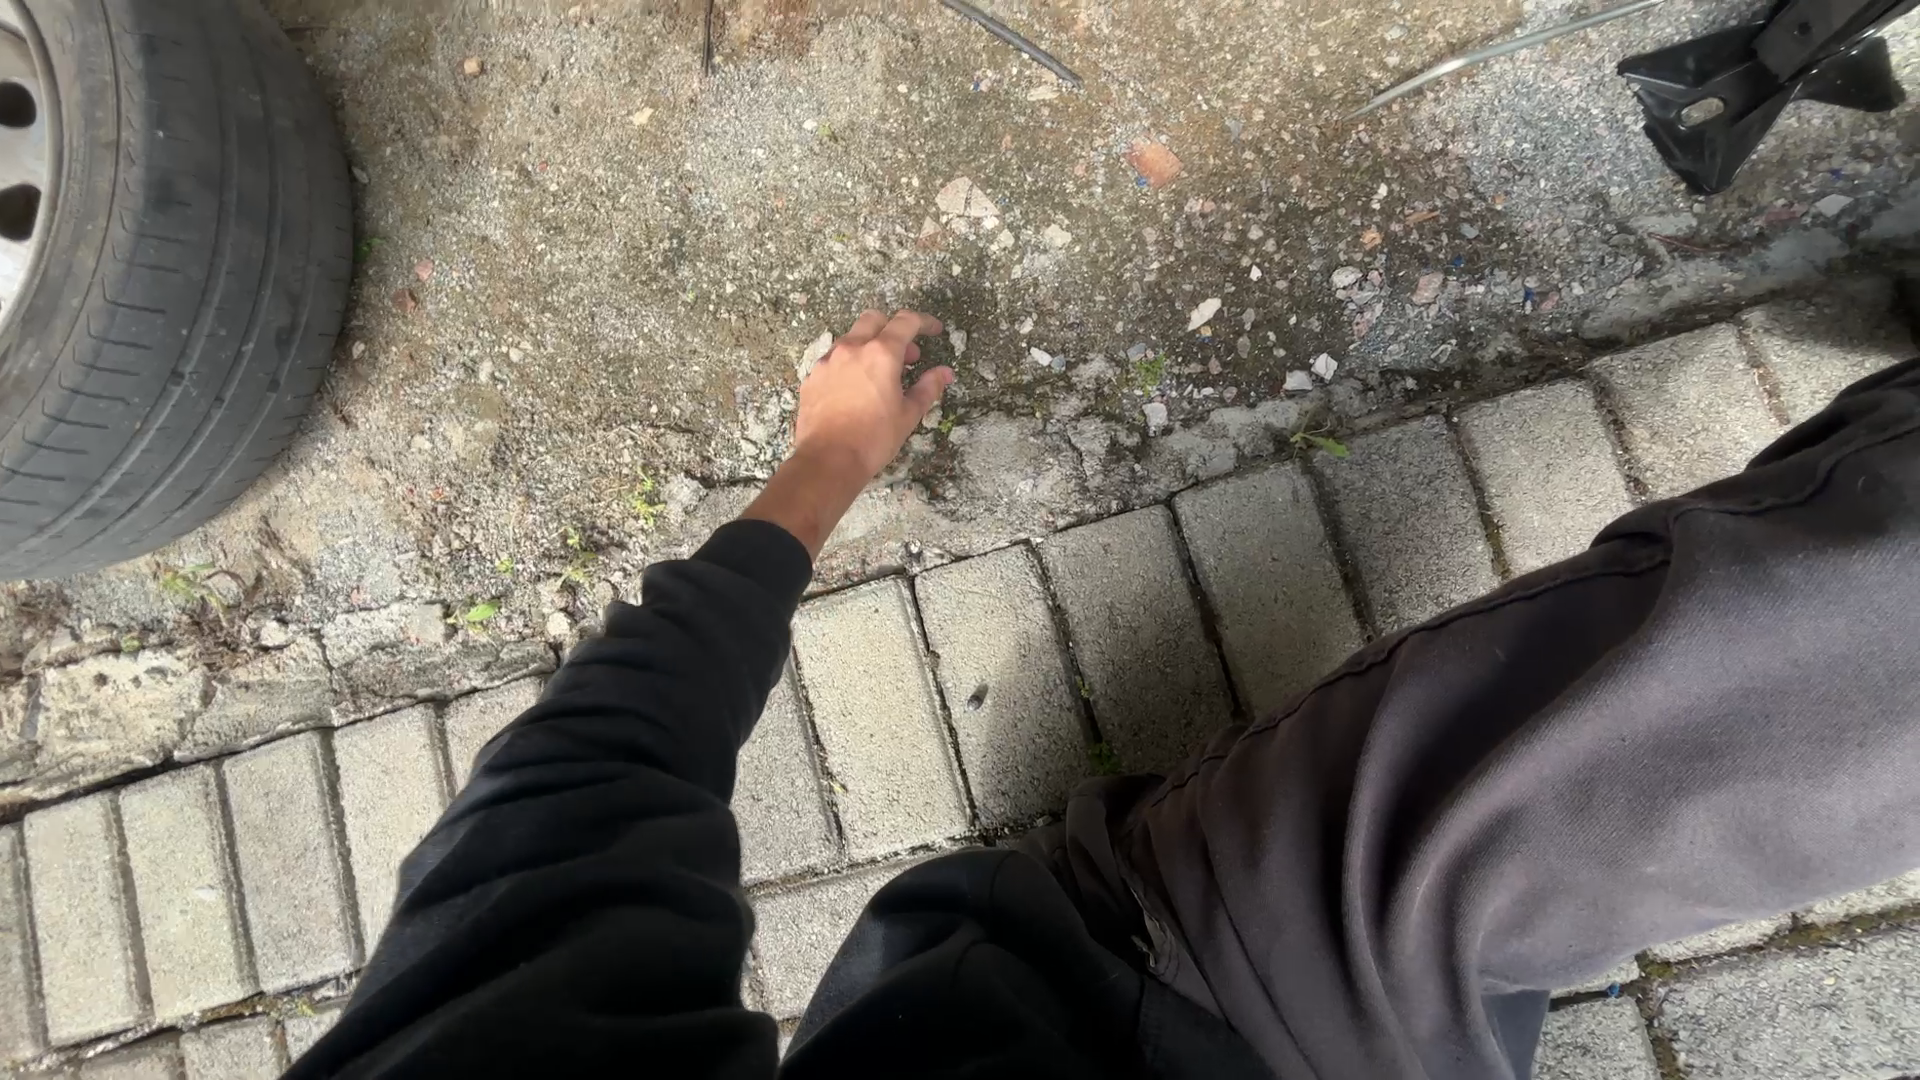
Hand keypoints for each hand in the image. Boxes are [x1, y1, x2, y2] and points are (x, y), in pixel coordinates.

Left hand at [741, 310, 954, 557]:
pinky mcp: (813, 377)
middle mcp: (852, 348)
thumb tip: (945, 373)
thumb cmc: (873, 439)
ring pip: (852, 337)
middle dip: (894, 329)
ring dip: (871, 346)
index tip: (934, 330)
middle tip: (908, 356)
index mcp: (881, 354)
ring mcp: (828, 361)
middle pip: (875, 319)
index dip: (924, 322)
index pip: (906, 322)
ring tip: (882, 375)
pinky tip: (857, 387)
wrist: (828, 461)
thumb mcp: (908, 415)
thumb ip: (928, 388)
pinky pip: (834, 358)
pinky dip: (851, 363)